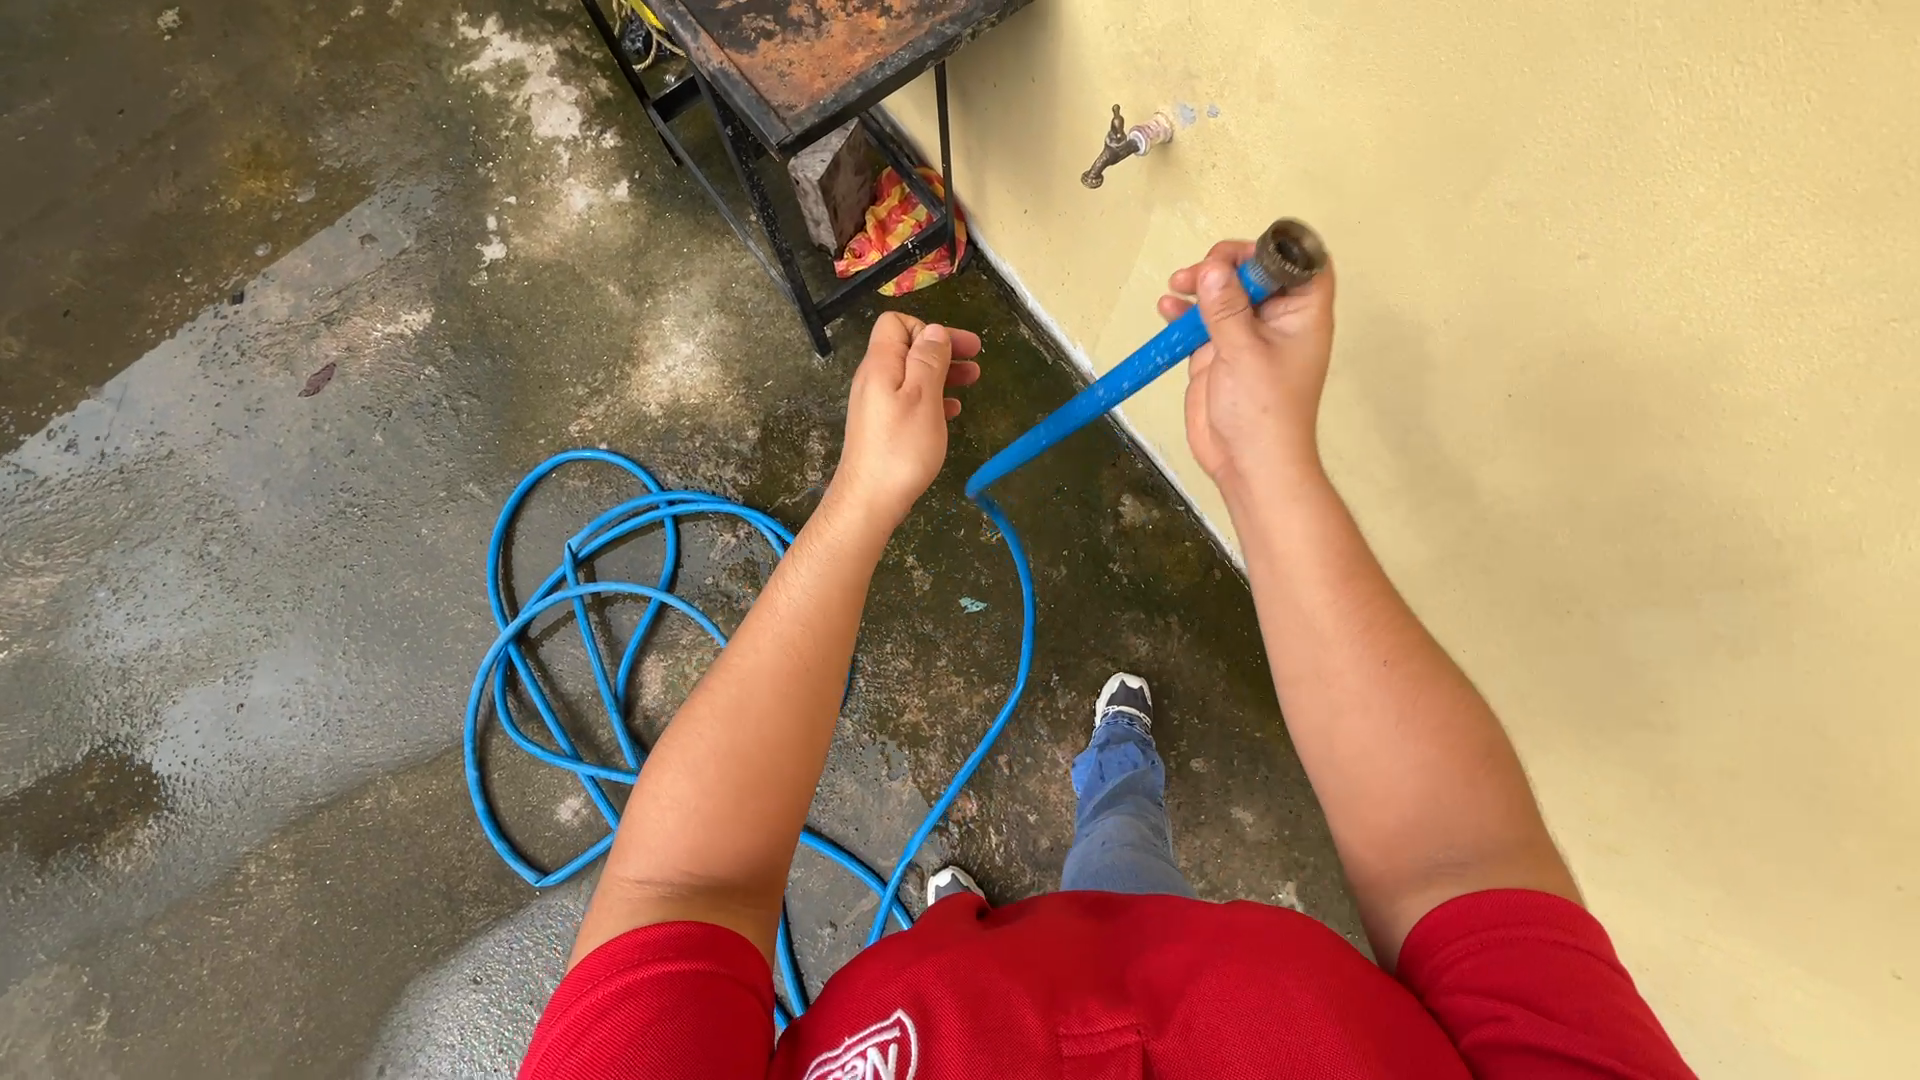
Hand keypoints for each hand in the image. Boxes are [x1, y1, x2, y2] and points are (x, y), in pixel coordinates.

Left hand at [828, 313, 981, 531]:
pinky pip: (910, 401)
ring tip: (972, 382)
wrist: (870, 500)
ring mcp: (877, 405)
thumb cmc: (901, 449)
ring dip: (943, 375)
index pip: (896, 323)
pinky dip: (933, 400)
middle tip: (977, 358)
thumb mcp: (923, 397)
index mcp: (881, 365)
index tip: (955, 348)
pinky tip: (952, 412)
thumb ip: (929, 360)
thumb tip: (934, 330)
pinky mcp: (882, 428)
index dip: (927, 328)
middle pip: (908, 349)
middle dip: (943, 350)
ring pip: (912, 377)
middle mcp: (874, 380)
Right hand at [1158, 241, 1336, 500]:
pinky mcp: (1218, 354)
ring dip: (1199, 286)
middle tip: (1199, 271)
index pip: (1300, 263)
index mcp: (1302, 313)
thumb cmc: (1264, 411)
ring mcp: (1244, 336)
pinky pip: (1200, 323)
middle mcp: (1275, 320)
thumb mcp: (1246, 353)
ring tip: (1176, 286)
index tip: (1238, 256)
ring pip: (1223, 295)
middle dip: (1224, 265)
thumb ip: (1226, 309)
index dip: (1274, 250)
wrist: (1248, 462)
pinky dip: (1183, 314)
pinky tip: (1166, 308)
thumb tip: (1212, 268)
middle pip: (1253, 274)